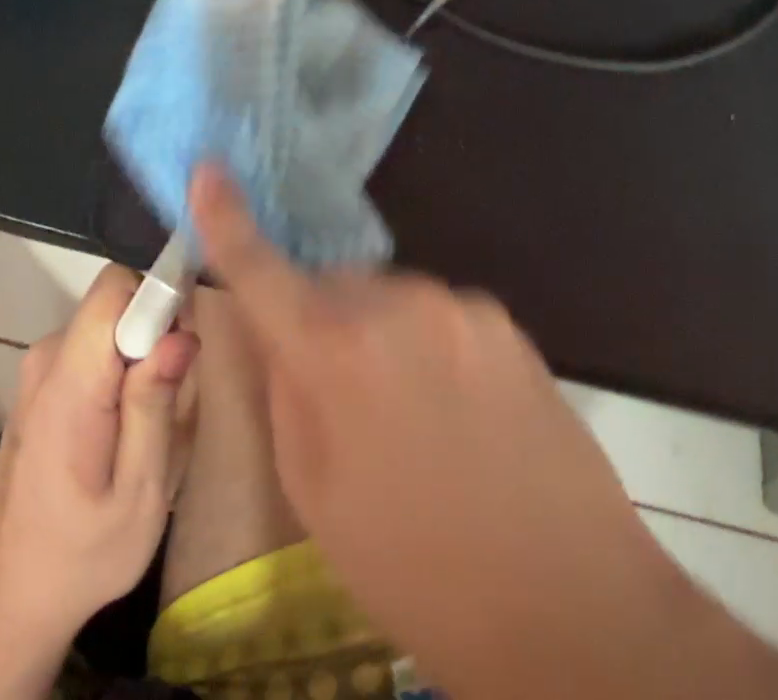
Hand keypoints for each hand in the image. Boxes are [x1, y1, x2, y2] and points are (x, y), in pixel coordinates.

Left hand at [0, 265, 199, 642]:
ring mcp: (36, 372)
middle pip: (115, 307)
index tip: (185, 351)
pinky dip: (117, 381)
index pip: (116, 288)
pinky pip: (91, 355)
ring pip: (107, 332)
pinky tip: (120, 441)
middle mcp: (45, 360)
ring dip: (139, 367)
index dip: (158, 301)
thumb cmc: (85, 552)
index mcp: (70, 381)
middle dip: (155, 341)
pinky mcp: (38, 388)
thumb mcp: (140, 492)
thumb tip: (180, 333)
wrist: (12, 591)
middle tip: (171, 412)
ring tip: (147, 438)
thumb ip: (156, 405)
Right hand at [189, 165, 777, 699]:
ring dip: (372, 336)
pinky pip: (437, 319)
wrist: (568, 605)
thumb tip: (272, 332)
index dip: (226, 218)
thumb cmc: (412, 565)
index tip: (208, 172)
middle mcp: (399, 307)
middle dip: (315, 318)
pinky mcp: (510, 328)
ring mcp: (464, 312)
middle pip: (329, 284)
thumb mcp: (312, 487)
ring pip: (386, 300)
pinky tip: (449, 415)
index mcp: (334, 350)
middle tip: (328, 391)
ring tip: (400, 418)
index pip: (261, 267)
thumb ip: (283, 388)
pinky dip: (421, 348)